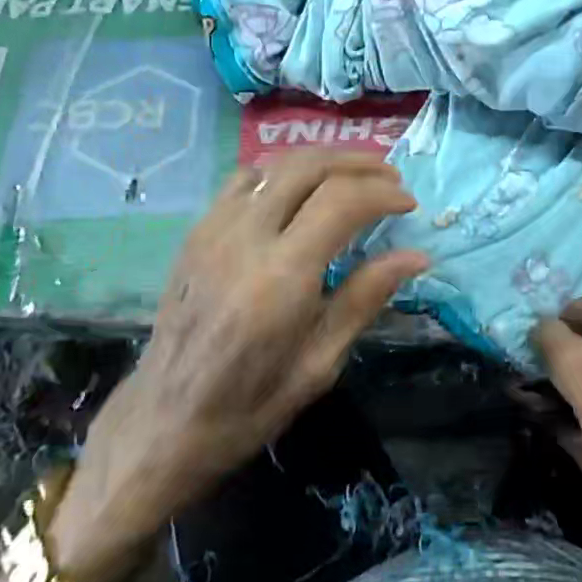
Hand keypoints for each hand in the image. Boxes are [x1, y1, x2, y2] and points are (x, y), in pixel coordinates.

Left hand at [49, 151, 427, 581]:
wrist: (166, 419)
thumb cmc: (250, 405)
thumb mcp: (319, 363)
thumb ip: (365, 298)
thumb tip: (416, 256)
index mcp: (281, 276)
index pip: (341, 201)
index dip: (382, 193)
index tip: (408, 205)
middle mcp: (244, 238)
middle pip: (307, 166)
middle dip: (356, 162)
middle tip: (389, 179)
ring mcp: (213, 229)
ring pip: (274, 165)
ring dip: (320, 162)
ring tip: (352, 178)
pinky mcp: (196, 233)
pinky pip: (242, 182)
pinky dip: (280, 174)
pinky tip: (298, 195)